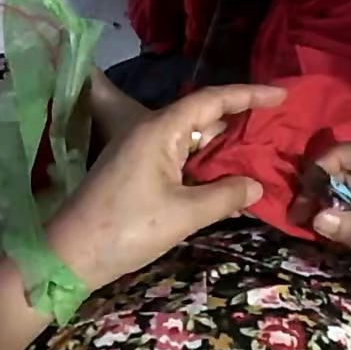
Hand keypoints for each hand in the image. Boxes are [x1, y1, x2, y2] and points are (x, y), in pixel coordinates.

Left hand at [46, 83, 285, 288]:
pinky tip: (221, 177)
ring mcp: (140, 149)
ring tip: (256, 151)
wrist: (70, 254)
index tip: (281, 96)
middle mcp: (150, 130)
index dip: (249, 95)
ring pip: (190, 136)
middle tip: (274, 126)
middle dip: (238, 118)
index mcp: (161, 129)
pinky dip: (202, 161)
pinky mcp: (135, 168)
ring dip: (220, 143)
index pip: (212, 100)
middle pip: (202, 114)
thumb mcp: (184, 214)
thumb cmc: (127, 229)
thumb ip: (226, 197)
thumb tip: (255, 186)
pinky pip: (177, 154)